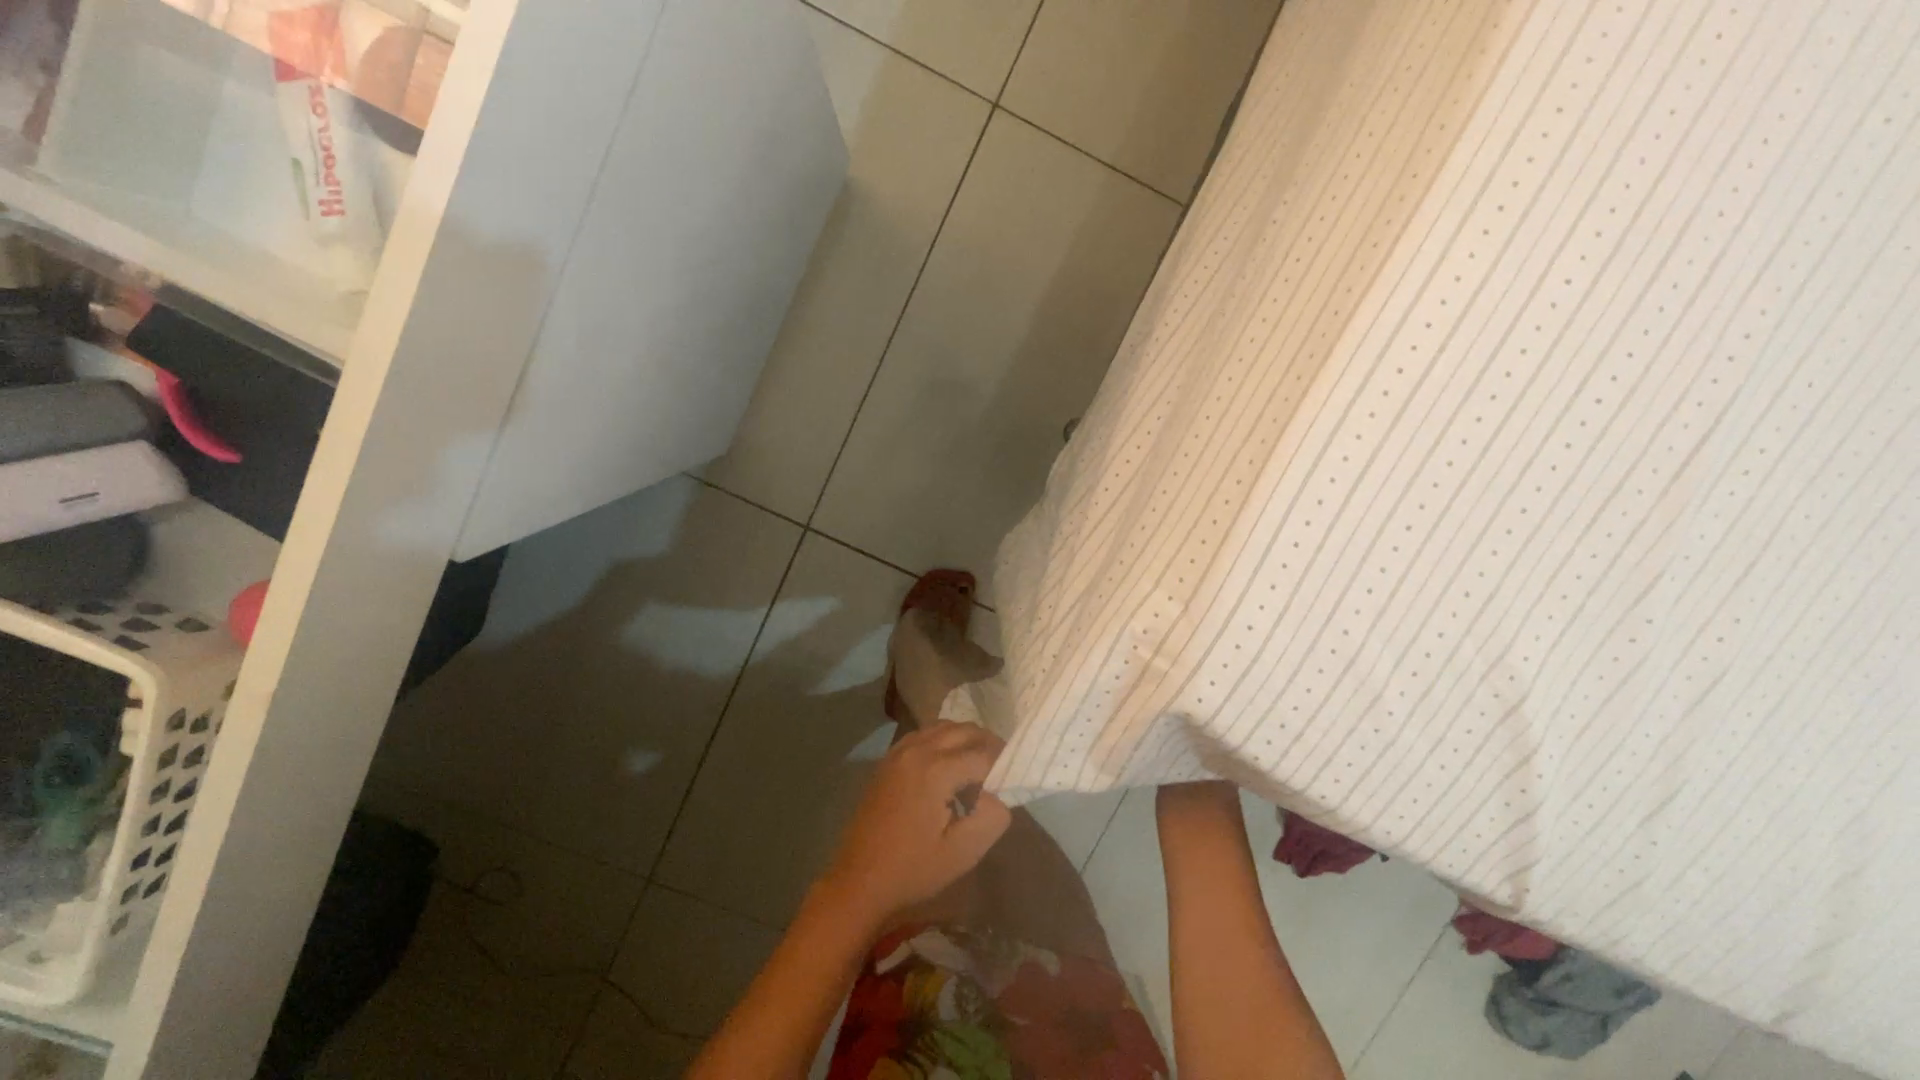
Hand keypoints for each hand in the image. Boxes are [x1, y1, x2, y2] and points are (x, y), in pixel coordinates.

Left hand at [818, 721, 1011, 929]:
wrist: (859, 881)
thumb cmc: (913, 870)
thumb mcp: (963, 852)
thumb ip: (992, 817)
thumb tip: (999, 794)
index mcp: (935, 770)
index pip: (983, 754)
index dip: (1004, 767)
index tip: (1014, 784)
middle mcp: (916, 751)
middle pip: (964, 730)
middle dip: (988, 745)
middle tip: (1003, 770)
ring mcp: (897, 753)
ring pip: (942, 727)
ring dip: (965, 740)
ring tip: (979, 767)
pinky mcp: (887, 762)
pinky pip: (922, 735)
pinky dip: (942, 741)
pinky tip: (948, 766)